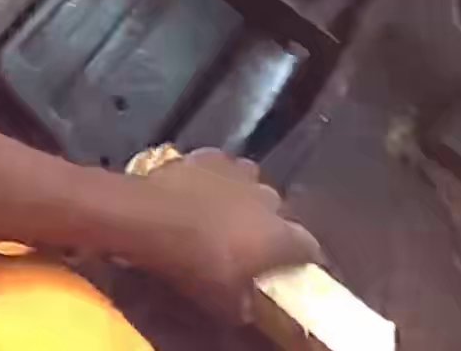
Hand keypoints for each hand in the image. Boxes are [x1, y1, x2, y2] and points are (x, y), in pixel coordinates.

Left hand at [130, 149, 322, 321]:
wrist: (153, 217)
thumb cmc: (195, 265)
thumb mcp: (225, 305)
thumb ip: (246, 303)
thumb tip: (249, 302)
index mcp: (276, 235)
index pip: (307, 245)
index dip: (307, 255)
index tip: (303, 264)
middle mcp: (262, 197)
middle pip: (278, 207)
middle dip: (273, 221)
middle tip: (260, 239)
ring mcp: (233, 170)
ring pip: (252, 178)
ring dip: (248, 192)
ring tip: (234, 206)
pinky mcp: (205, 155)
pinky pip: (221, 163)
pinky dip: (219, 174)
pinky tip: (209, 184)